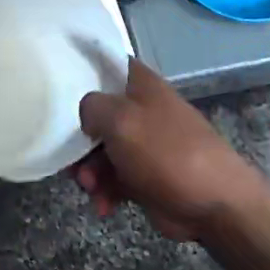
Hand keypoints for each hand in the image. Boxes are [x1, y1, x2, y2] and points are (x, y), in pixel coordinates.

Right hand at [76, 59, 269, 241]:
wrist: (213, 202)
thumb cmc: (167, 152)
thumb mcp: (122, 120)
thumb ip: (93, 107)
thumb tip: (88, 113)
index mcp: (141, 85)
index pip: (107, 63)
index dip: (82, 69)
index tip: (55, 83)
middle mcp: (142, 109)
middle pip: (97, 115)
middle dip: (80, 140)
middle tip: (72, 161)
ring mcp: (145, 144)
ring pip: (102, 150)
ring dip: (90, 172)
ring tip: (92, 189)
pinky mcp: (146, 176)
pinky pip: (115, 178)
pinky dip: (106, 191)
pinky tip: (105, 206)